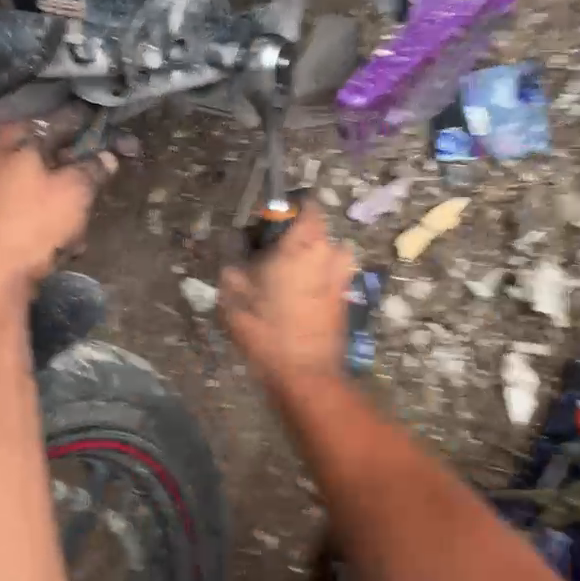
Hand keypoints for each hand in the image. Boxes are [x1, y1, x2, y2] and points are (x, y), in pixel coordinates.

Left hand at [0, 122, 115, 297]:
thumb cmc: (32, 224)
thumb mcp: (75, 191)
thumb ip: (94, 168)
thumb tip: (106, 157)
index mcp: (15, 139)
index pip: (60, 118)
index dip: (91, 127)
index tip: (116, 139)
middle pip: (50, 157)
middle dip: (78, 177)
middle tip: (95, 192)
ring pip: (43, 190)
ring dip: (65, 209)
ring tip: (75, 233)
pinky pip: (29, 215)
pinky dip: (47, 227)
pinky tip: (59, 249)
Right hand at [219, 204, 356, 395]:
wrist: (304, 374)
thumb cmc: (265, 330)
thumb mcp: (234, 298)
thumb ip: (234, 271)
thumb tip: (235, 262)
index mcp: (300, 245)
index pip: (308, 206)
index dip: (289, 211)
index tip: (271, 225)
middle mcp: (326, 254)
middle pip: (317, 231)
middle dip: (298, 239)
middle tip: (272, 257)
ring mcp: (341, 277)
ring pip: (327, 254)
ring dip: (312, 259)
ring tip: (289, 280)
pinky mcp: (346, 299)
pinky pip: (332, 277)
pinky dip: (319, 281)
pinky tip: (299, 301)